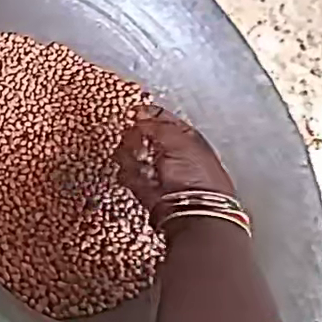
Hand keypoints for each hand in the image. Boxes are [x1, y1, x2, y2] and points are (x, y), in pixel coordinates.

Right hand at [117, 104, 235, 205]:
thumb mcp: (181, 142)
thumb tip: (139, 116)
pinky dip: (130, 174)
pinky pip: (125, 172)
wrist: (190, 209)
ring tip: (142, 163)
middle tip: (139, 143)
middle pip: (141, 134)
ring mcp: (153, 168)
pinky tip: (140, 177)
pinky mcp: (140, 183)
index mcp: (183, 137)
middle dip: (137, 137)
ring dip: (133, 156)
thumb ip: (159, 126)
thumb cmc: (196, 175)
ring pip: (129, 152)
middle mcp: (167, 151)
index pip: (161, 119)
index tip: (133, 113)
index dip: (147, 114)